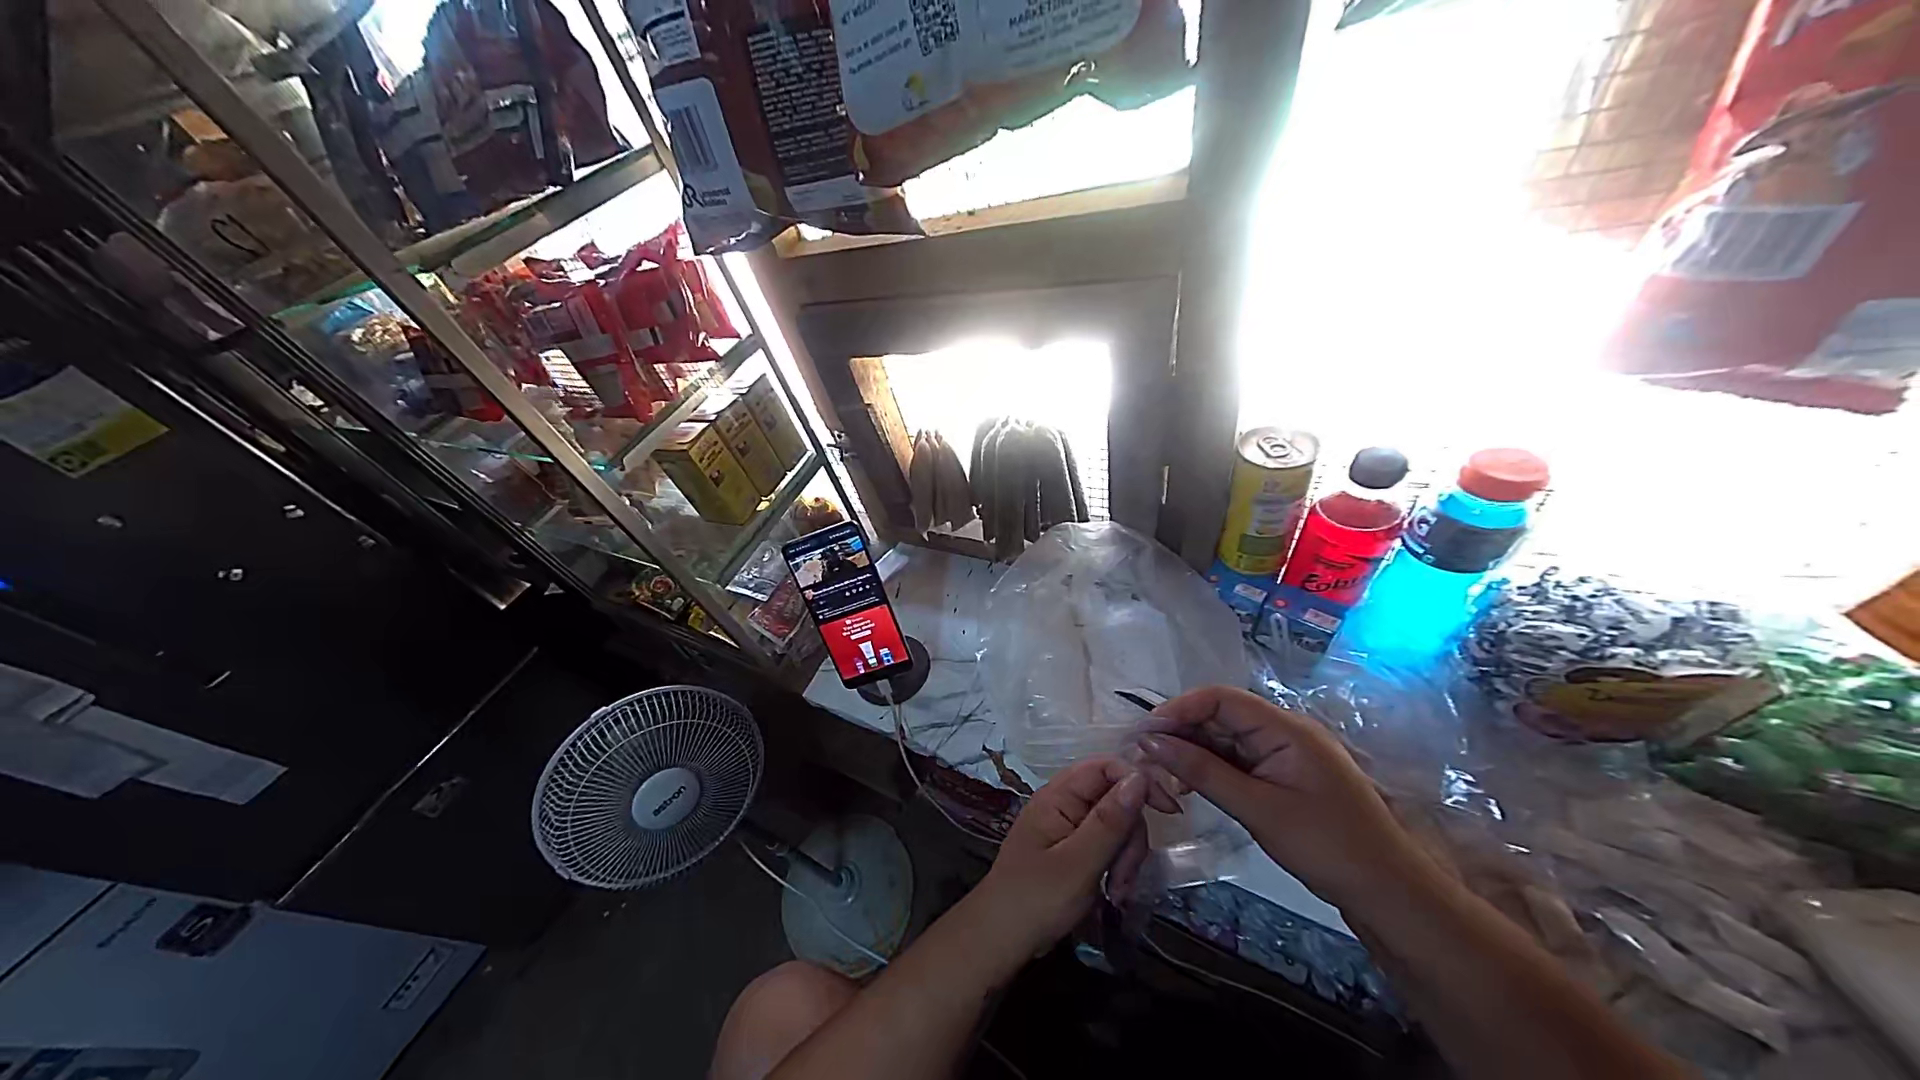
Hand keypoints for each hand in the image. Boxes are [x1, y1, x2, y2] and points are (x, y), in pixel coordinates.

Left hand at [969, 758, 1155, 957]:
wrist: (1002, 939)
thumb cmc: (1035, 899)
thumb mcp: (1078, 862)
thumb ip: (1110, 821)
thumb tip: (1140, 777)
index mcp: (1058, 795)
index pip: (1107, 767)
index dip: (1139, 781)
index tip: (1169, 811)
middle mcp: (1064, 802)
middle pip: (1117, 798)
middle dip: (1131, 835)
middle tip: (1125, 875)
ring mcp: (1070, 826)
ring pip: (1118, 824)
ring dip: (1126, 857)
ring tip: (1117, 892)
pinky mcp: (1075, 848)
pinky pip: (1108, 845)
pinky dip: (1117, 866)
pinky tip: (1114, 893)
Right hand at [1137, 686, 1431, 910]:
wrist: (1388, 892)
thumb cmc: (1326, 846)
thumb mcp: (1258, 809)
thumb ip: (1203, 771)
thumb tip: (1151, 742)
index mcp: (1285, 728)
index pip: (1221, 698)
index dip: (1179, 709)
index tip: (1144, 732)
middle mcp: (1283, 731)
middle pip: (1220, 716)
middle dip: (1180, 731)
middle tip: (1144, 756)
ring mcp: (1284, 753)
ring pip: (1225, 738)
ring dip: (1192, 751)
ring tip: (1160, 773)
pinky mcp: (1283, 774)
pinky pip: (1237, 760)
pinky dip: (1210, 769)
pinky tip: (1189, 785)